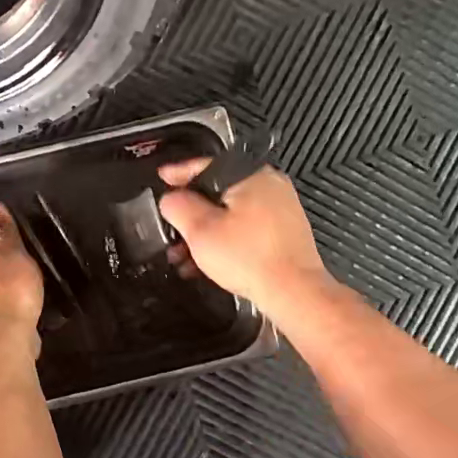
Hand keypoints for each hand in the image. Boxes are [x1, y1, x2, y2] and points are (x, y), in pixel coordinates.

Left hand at [0, 201, 43, 353]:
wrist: (6, 341)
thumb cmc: (9, 293)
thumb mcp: (11, 253)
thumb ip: (2, 231)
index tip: (15, 251)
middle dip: (1, 273)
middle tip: (26, 272)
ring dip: (6, 295)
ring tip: (29, 294)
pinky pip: (1, 316)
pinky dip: (11, 313)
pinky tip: (26, 314)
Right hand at [157, 157, 333, 312]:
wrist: (292, 292)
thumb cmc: (251, 259)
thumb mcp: (200, 229)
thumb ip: (178, 206)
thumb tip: (171, 198)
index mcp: (251, 175)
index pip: (207, 166)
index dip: (179, 173)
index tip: (165, 177)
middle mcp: (271, 187)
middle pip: (219, 193)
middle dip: (192, 215)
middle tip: (173, 230)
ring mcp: (281, 211)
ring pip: (232, 215)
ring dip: (207, 234)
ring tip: (186, 257)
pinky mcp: (285, 234)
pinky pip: (248, 231)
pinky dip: (227, 242)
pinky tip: (211, 264)